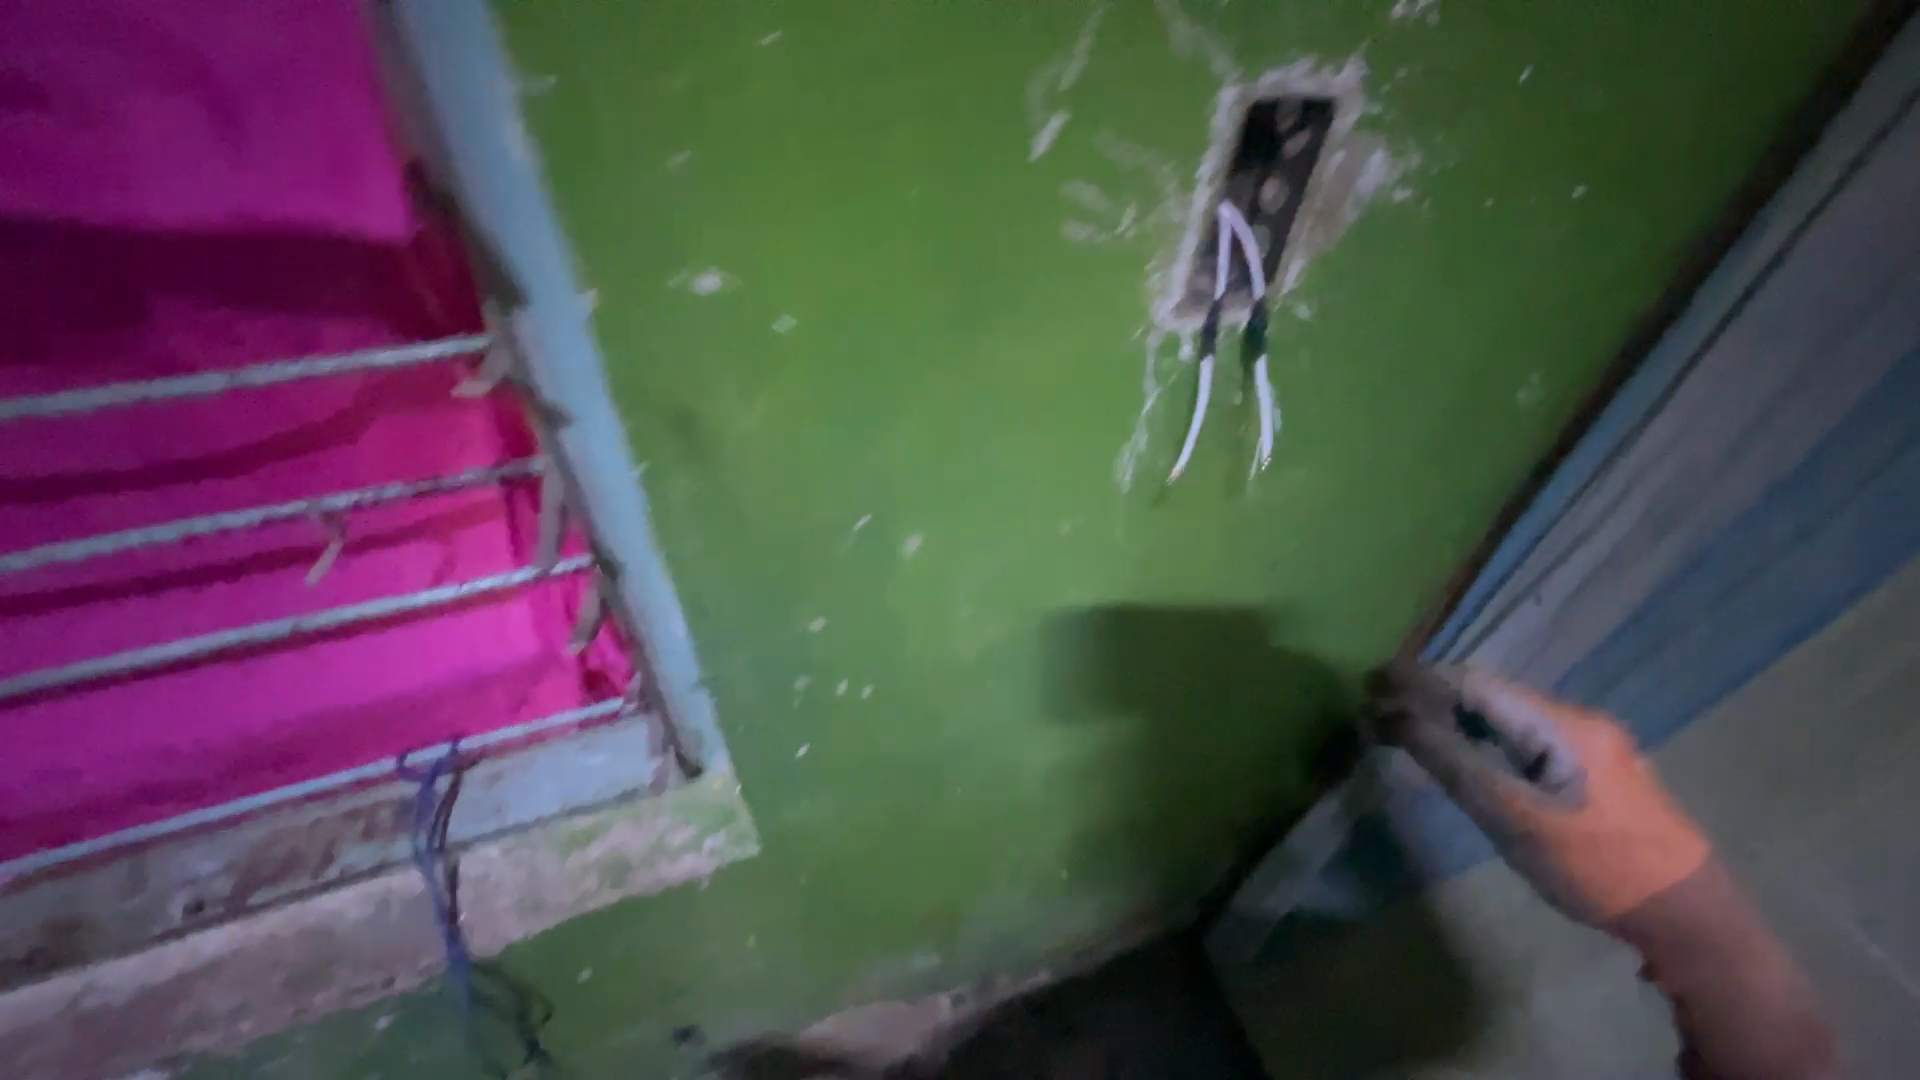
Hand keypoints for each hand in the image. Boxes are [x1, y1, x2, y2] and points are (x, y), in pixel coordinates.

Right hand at [1373, 664, 1709, 927]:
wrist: (1692, 920)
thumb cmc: (1599, 869)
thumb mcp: (1515, 817)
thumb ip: (1452, 761)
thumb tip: (1392, 719)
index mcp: (1562, 724)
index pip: (1474, 683)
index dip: (1417, 678)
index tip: (1369, 681)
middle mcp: (1576, 719)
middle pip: (1487, 691)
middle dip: (1427, 693)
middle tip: (1374, 703)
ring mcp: (1586, 742)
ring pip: (1501, 712)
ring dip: (1449, 713)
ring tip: (1400, 721)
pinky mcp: (1587, 766)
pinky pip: (1517, 734)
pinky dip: (1475, 733)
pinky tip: (1451, 745)